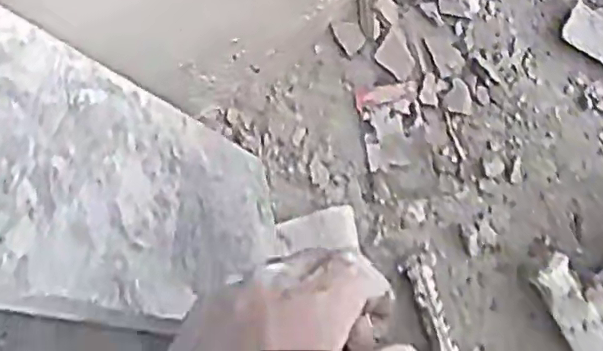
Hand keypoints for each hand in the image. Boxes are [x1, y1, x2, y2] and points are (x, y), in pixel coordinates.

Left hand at [167, 249, 412, 350]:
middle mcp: (269, 284)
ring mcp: (231, 290)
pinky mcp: (203, 305)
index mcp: (309, 307)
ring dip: (298, 294)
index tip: (378, 314)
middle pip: (316, 260)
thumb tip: (399, 347)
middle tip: (348, 331)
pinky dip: (263, 302)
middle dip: (337, 287)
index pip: (354, 268)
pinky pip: (245, 287)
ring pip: (279, 270)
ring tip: (304, 337)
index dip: (372, 289)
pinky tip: (265, 340)